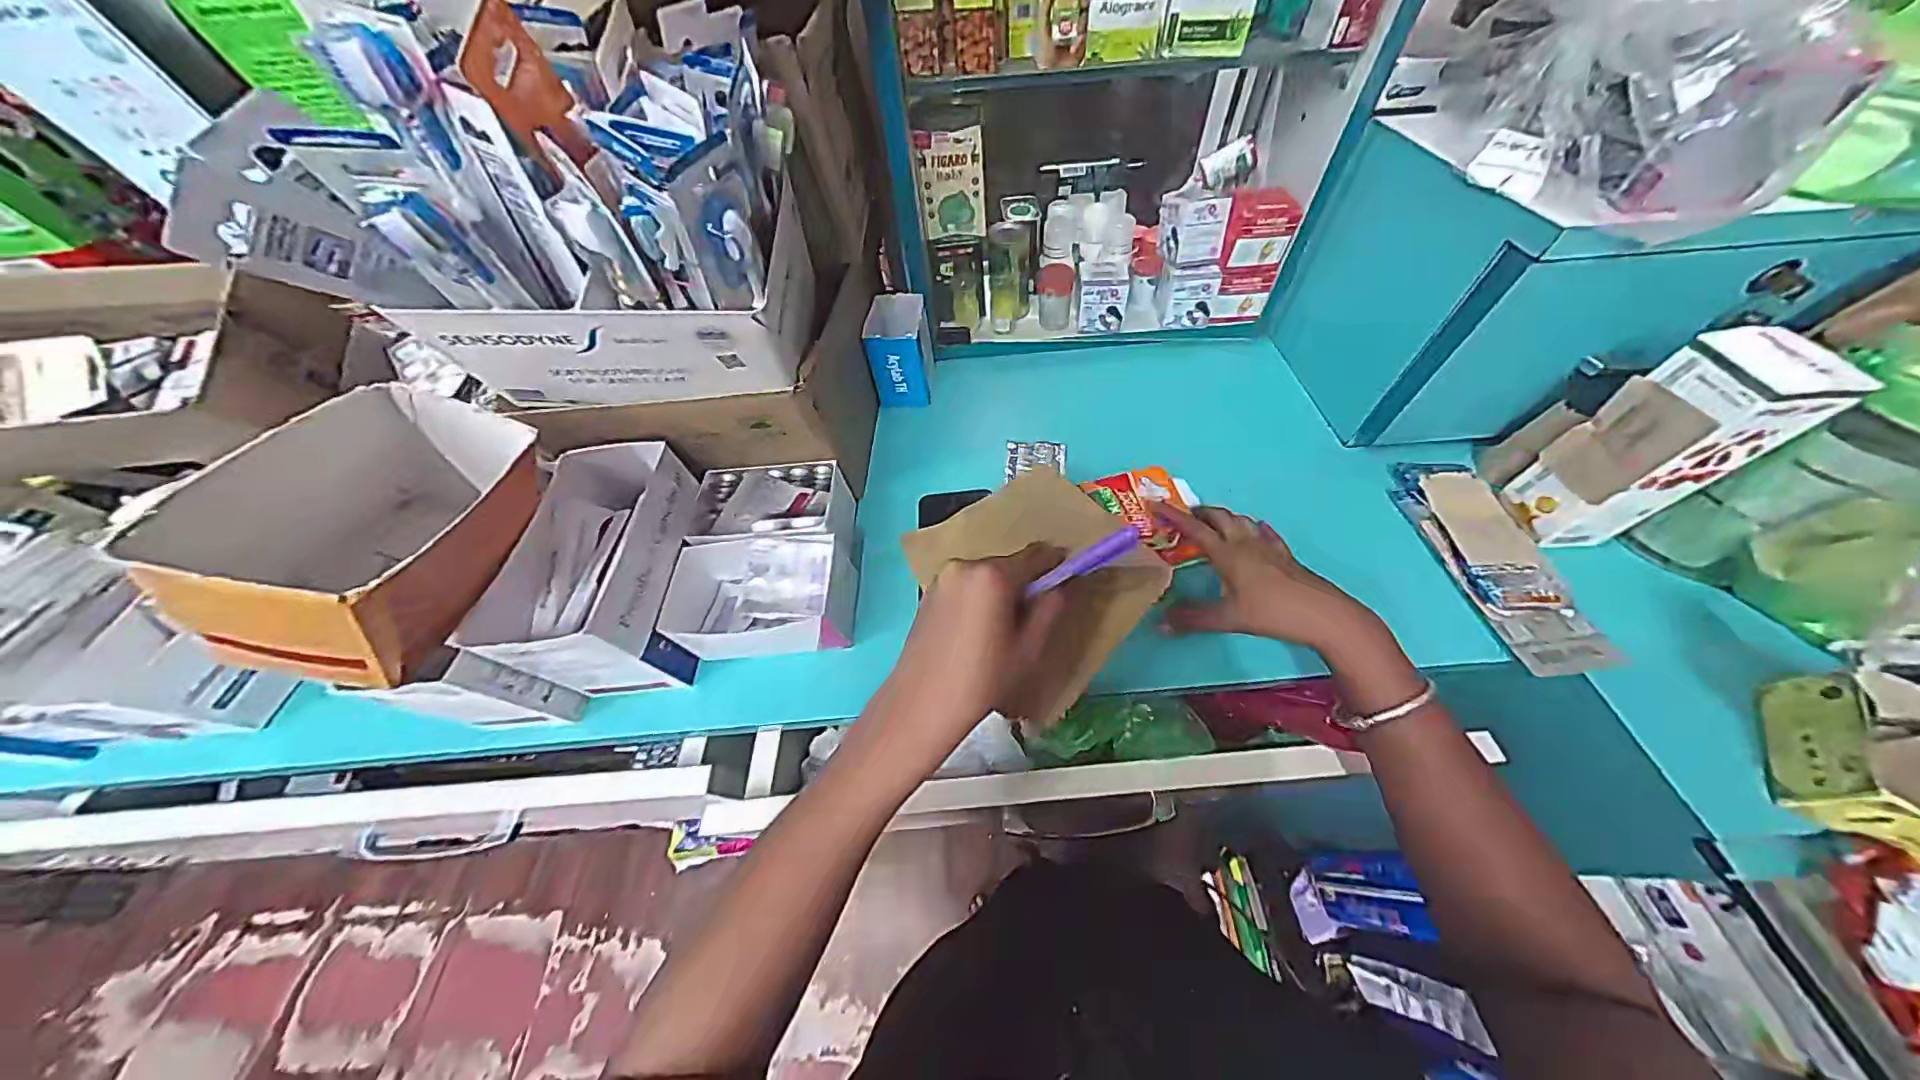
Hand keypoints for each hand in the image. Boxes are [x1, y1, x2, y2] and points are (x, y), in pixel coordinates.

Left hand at [853, 543, 1072, 773]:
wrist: (920, 707)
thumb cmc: (981, 682)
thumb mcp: (1028, 648)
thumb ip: (1051, 608)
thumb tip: (1069, 582)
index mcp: (992, 575)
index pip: (1038, 554)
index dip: (1058, 566)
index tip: (1069, 582)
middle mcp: (964, 566)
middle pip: (1009, 565)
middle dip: (1026, 584)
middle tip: (1033, 620)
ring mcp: (941, 578)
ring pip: (985, 576)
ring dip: (1001, 592)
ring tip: (1002, 633)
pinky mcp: (928, 593)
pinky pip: (965, 587)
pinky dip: (978, 599)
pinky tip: (978, 634)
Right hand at [1152, 502, 1382, 652]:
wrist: (1324, 614)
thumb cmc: (1273, 613)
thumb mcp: (1228, 619)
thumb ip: (1194, 620)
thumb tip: (1161, 624)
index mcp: (1228, 554)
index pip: (1195, 529)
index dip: (1174, 516)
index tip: (1157, 505)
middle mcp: (1246, 544)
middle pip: (1220, 517)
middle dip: (1200, 513)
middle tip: (1184, 517)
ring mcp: (1268, 547)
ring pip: (1242, 521)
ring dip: (1224, 517)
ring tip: (1213, 524)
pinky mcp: (1285, 555)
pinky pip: (1265, 533)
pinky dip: (1252, 528)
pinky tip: (1255, 531)